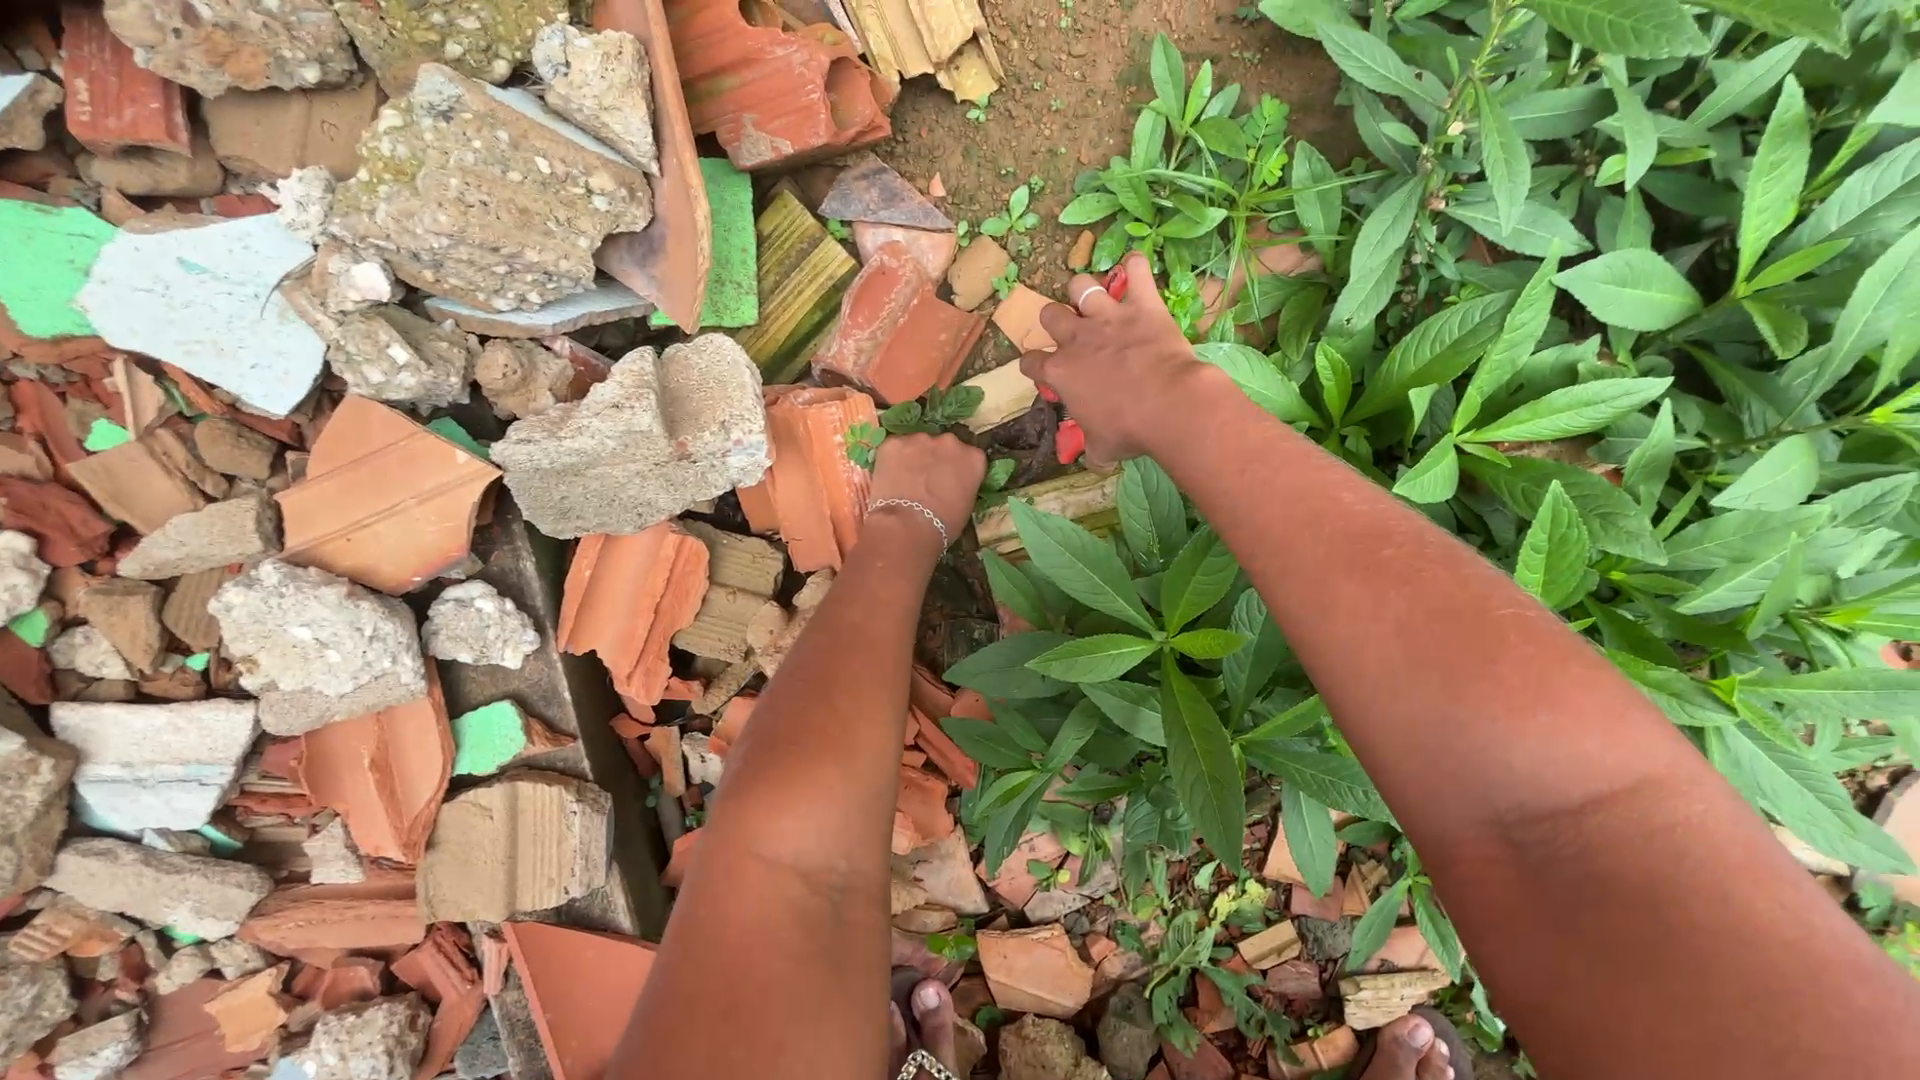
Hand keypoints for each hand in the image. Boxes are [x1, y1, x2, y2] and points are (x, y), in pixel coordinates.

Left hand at [868, 433, 984, 549]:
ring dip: (914, 458)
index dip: (958, 469)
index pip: (969, 457)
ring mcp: (920, 439)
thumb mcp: (966, 505)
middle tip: (926, 481)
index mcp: (973, 458)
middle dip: (936, 459)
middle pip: (944, 446)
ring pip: (917, 445)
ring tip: (904, 481)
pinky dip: (891, 460)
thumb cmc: (943, 525)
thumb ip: (962, 485)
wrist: (907, 526)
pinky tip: (889, 479)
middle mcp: (950, 442)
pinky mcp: (893, 442)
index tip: (950, 482)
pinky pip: (894, 448)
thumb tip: (951, 484)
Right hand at [1019, 252, 1210, 465]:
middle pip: (1050, 314)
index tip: (1043, 372)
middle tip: (1072, 334)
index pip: (1030, 363)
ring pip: (1080, 285)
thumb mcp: (1102, 448)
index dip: (1034, 367)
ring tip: (1096, 302)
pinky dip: (1136, 268)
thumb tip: (1095, 462)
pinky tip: (1136, 270)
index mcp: (1060, 373)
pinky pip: (1136, 270)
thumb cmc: (1129, 430)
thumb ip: (1093, 449)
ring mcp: (1108, 317)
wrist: (1169, 406)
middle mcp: (1077, 339)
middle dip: (1056, 321)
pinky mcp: (1142, 305)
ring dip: (1085, 291)